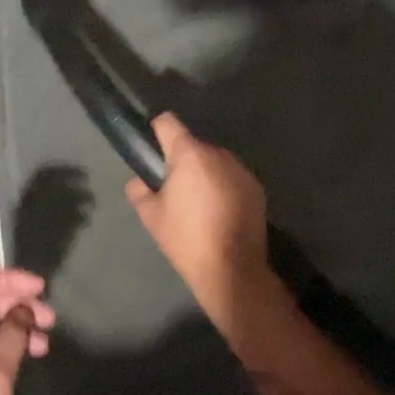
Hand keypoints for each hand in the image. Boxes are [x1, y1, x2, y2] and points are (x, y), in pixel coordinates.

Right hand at [126, 112, 274, 327]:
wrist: (233, 271)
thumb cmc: (187, 239)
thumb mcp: (151, 217)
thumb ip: (139, 191)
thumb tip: (138, 181)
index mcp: (189, 154)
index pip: (168, 122)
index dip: (157, 131)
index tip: (153, 150)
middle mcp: (217, 154)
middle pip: (192, 145)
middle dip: (182, 160)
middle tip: (174, 187)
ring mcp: (240, 170)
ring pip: (214, 161)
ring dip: (205, 173)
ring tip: (199, 203)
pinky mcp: (256, 188)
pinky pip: (232, 177)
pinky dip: (224, 186)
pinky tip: (219, 212)